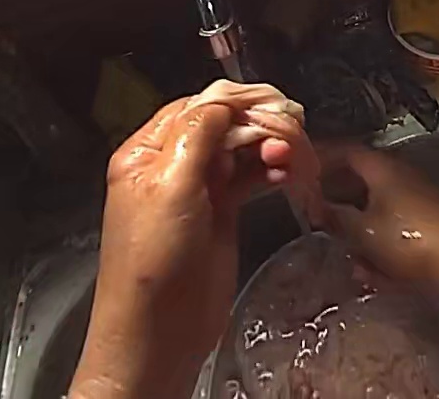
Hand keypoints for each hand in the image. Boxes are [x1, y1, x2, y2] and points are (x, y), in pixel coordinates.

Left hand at [69, 80, 318, 398]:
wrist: (159, 338)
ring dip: (269, 145)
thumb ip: (198, 135)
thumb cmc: (152, 266)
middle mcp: (174, 163)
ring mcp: (200, 186)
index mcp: (149, 152)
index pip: (197, 107)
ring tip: (288, 155)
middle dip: (257, 123)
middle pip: (224, 124)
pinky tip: (285, 171)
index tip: (267, 101)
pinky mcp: (223, 208)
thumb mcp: (170, 188)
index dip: (233, 101)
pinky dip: (271, 168)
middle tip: (288, 127)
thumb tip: (223, 100)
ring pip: (242, 147)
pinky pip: (252, 174)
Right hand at [320, 146, 438, 298]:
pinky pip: (389, 218)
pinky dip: (374, 234)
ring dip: (354, 218)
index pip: (346, 150)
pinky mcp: (423, 218)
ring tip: (339, 239)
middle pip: (359, 175)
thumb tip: (315, 208)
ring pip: (374, 200)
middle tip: (315, 206)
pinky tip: (368, 265)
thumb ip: (334, 217)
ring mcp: (413, 194)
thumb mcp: (362, 231)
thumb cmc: (408, 241)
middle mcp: (399, 173)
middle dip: (336, 192)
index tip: (304, 167)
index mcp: (382, 167)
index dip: (323, 157)